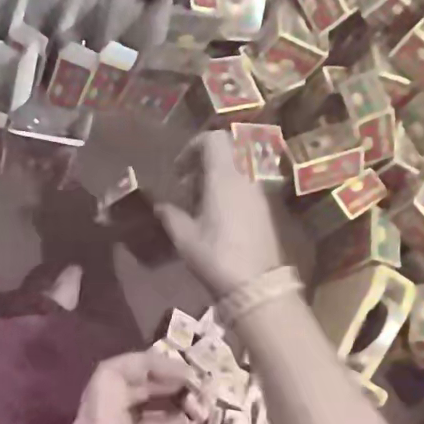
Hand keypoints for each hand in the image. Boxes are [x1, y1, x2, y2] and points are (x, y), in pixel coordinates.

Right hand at [159, 131, 284, 297]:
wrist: (255, 283)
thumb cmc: (216, 256)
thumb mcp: (185, 238)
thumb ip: (171, 216)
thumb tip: (159, 207)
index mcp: (224, 177)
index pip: (213, 140)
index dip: (193, 148)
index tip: (178, 171)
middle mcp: (245, 177)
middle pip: (226, 152)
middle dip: (203, 164)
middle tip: (186, 188)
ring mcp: (258, 192)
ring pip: (236, 169)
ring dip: (216, 179)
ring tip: (198, 205)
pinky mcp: (264, 208)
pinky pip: (244, 186)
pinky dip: (228, 191)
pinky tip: (216, 217)